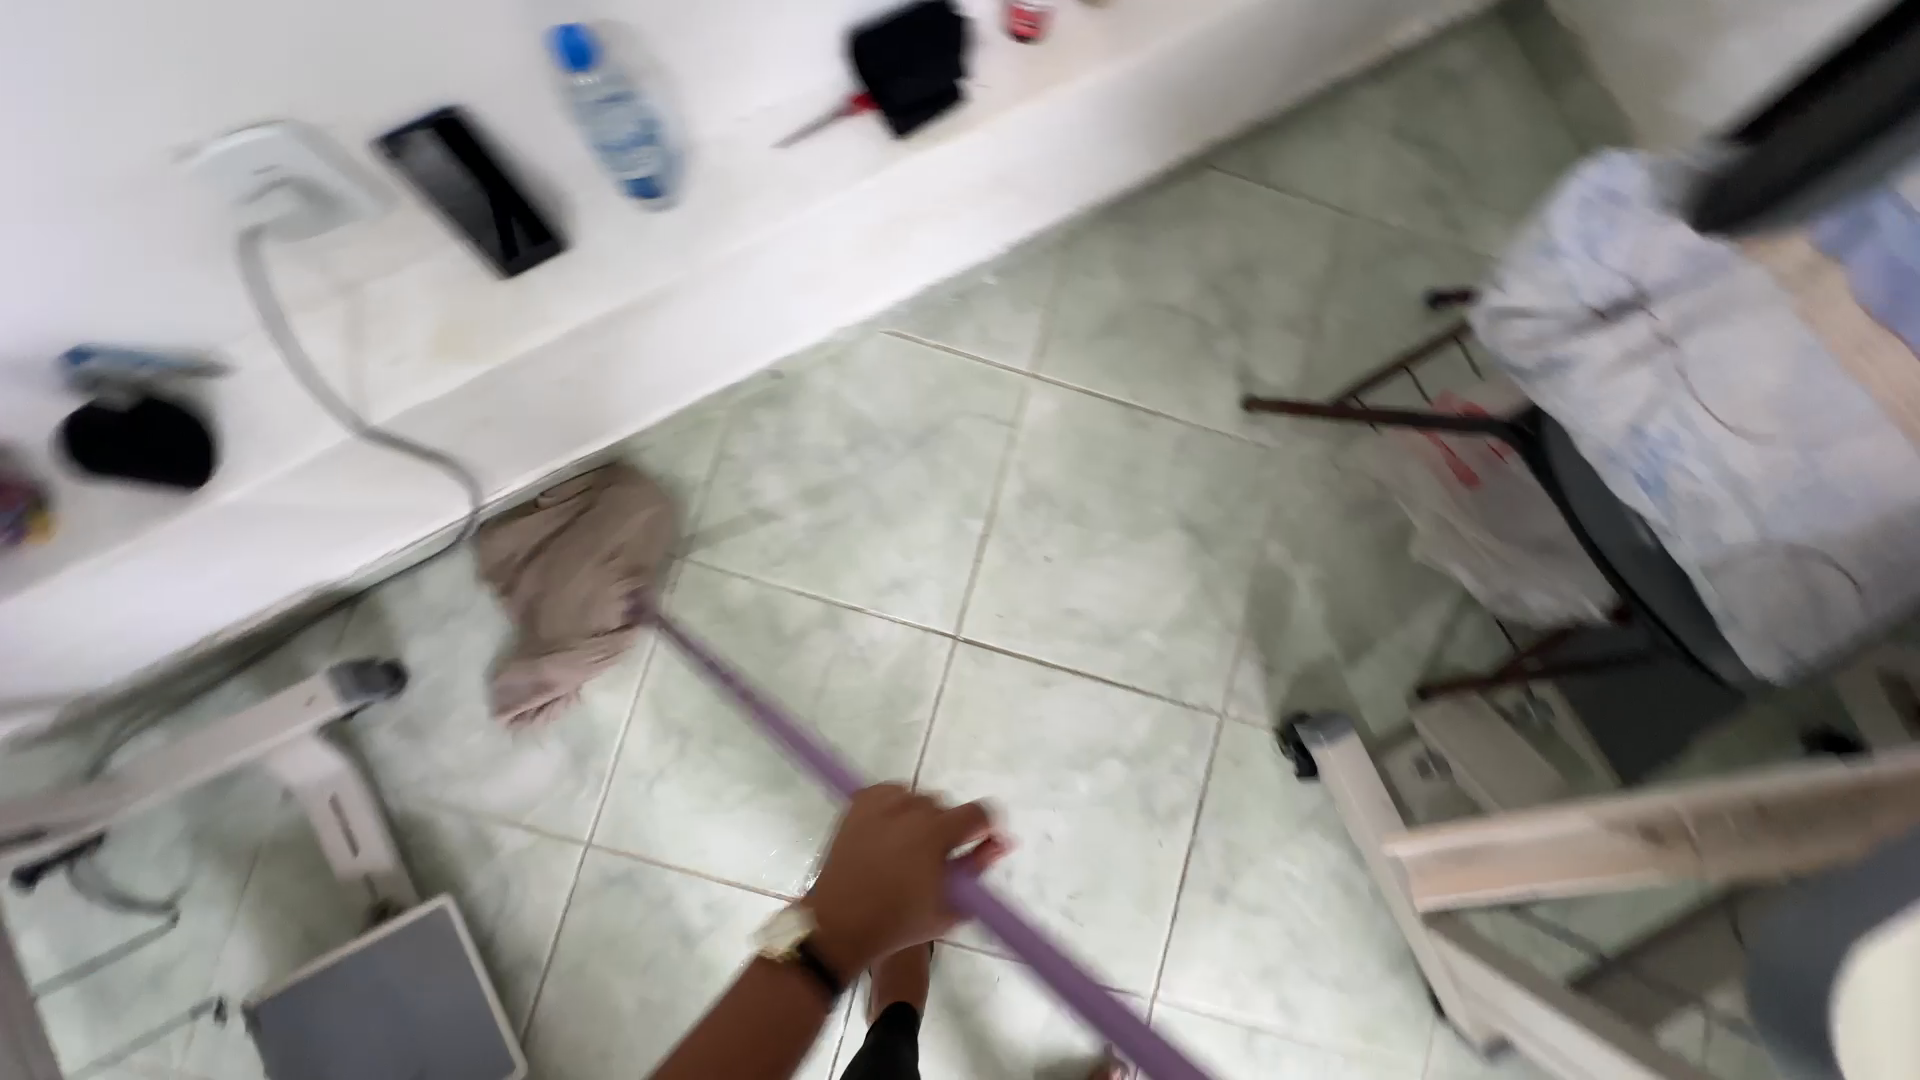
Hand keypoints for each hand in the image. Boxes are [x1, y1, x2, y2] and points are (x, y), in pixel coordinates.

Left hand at [804, 784, 1009, 979]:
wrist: (839, 924)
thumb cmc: (899, 922)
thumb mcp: (950, 906)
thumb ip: (978, 869)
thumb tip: (1002, 842)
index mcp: (937, 833)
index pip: (979, 813)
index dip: (982, 829)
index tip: (973, 845)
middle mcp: (912, 809)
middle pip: (945, 807)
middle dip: (945, 830)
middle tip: (931, 860)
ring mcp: (883, 802)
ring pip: (918, 799)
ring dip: (919, 818)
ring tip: (906, 850)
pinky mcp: (860, 800)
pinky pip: (891, 793)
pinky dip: (894, 807)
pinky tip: (888, 833)